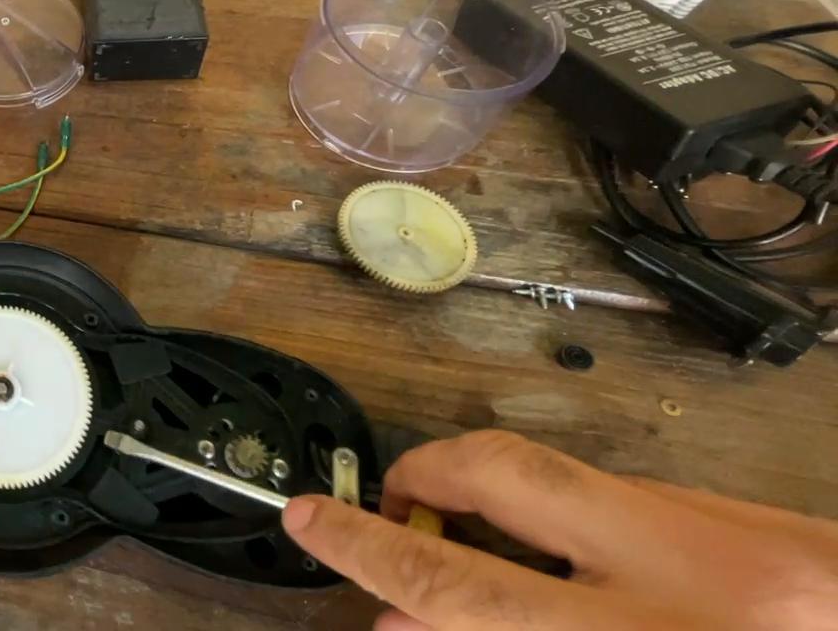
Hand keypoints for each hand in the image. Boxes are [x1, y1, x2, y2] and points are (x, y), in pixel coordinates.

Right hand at [282, 430, 837, 629]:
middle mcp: (709, 579)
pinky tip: (585, 575)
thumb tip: (405, 624)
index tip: (309, 519)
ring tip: (482, 549)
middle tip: (395, 509)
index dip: (370, 548)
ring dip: (500, 502)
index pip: (463, 584)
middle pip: (504, 471)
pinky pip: (632, 496)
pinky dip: (577, 524)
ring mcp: (754, 537)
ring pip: (569, 475)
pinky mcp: (777, 520)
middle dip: (427, 476)